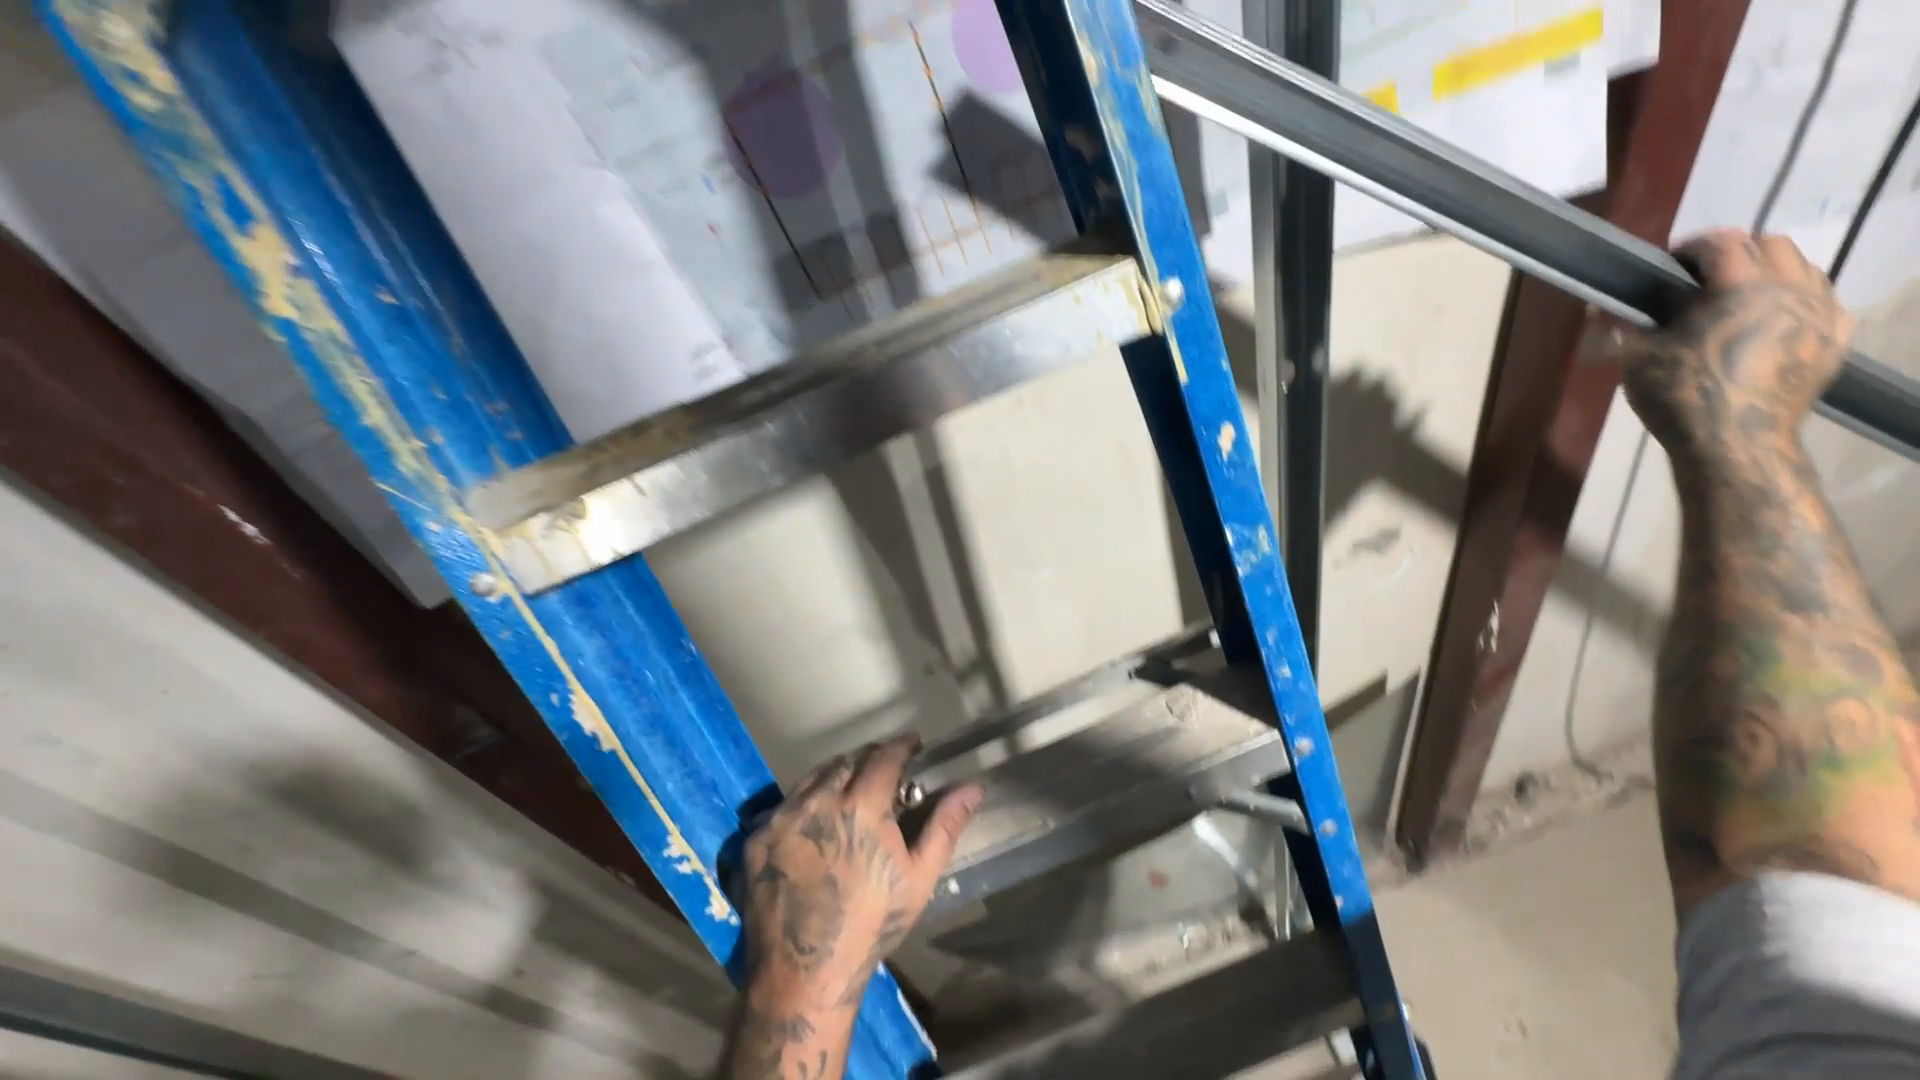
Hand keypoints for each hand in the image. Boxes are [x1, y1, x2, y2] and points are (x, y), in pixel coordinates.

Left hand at [739, 734, 982, 1010]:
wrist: (805, 970)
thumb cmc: (872, 924)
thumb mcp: (919, 877)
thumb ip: (945, 825)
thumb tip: (974, 786)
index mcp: (862, 805)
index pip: (884, 756)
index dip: (901, 745)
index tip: (912, 743)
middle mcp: (818, 800)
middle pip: (846, 762)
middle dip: (868, 759)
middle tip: (883, 771)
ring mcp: (782, 818)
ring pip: (812, 778)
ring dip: (834, 776)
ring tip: (848, 790)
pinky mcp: (756, 838)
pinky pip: (783, 805)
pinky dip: (803, 803)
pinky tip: (812, 821)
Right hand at [1618, 230, 1852, 466]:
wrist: (1734, 444)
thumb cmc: (1680, 397)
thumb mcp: (1638, 359)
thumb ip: (1626, 326)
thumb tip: (1602, 310)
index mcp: (1740, 289)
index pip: (1724, 243)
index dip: (1693, 246)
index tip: (1669, 262)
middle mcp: (1790, 291)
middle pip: (1772, 245)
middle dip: (1736, 252)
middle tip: (1704, 277)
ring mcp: (1820, 314)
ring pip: (1805, 268)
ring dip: (1771, 271)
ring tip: (1740, 297)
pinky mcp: (1834, 340)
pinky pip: (1827, 301)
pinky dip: (1801, 298)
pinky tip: (1776, 317)